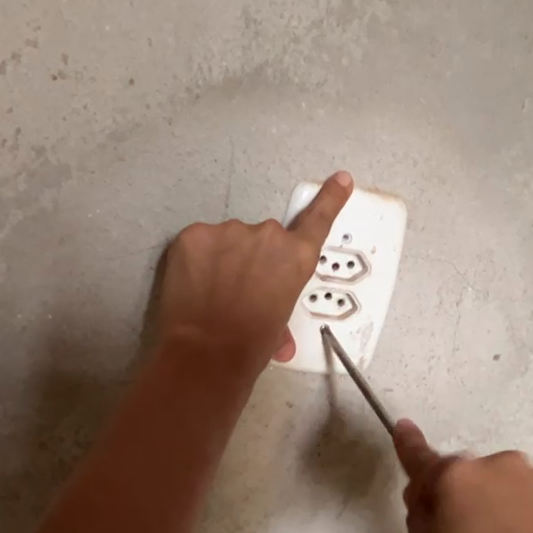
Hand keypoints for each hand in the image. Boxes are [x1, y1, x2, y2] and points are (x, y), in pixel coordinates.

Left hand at [154, 170, 353, 371]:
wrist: (207, 353)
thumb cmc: (251, 346)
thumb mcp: (278, 327)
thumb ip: (278, 308)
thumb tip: (279, 339)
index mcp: (296, 258)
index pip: (317, 220)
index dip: (330, 199)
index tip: (341, 179)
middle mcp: (267, 236)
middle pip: (260, 239)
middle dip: (250, 260)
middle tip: (236, 294)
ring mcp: (228, 231)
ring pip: (226, 240)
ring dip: (221, 260)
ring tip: (211, 295)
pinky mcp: (193, 235)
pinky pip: (198, 243)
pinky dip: (195, 261)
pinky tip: (192, 286)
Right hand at [392, 420, 532, 532]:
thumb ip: (420, 527)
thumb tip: (431, 509)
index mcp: (455, 478)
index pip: (421, 459)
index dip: (408, 446)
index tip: (404, 426)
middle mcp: (498, 467)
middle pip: (466, 481)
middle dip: (458, 505)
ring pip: (504, 494)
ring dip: (496, 516)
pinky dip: (527, 530)